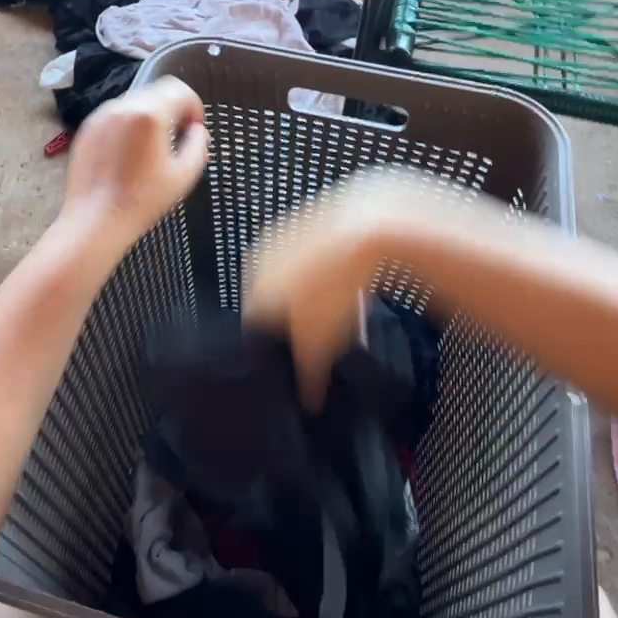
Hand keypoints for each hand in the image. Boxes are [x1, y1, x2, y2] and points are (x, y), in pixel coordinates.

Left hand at [60, 77, 208, 248]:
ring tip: (152, 148)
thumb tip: (198, 131)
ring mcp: (101, 116)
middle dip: (172, 110)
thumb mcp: (183, 175)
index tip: (194, 128)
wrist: (95, 220)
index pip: (179, 91)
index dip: (193, 107)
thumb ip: (198, 145)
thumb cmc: (142, 201)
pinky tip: (129, 154)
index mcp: (150, 115)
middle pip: (157, 92)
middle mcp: (123, 107)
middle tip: (177, 138)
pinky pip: (115, 115)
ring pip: (135, 102)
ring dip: (150, 116)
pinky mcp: (87, 128)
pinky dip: (128, 125)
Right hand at [244, 168, 448, 408]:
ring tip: (346, 310)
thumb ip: (307, 375)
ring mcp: (288, 233)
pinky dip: (332, 266)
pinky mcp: (317, 216)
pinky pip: (319, 251)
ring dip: (316, 291)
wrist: (364, 229)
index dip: (279, 345)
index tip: (302, 356)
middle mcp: (263, 258)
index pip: (256, 325)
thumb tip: (309, 401)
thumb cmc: (330, 291)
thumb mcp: (318, 344)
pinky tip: (353, 280)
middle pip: (276, 296)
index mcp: (254, 288)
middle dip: (298, 317)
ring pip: (299, 272)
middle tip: (326, 335)